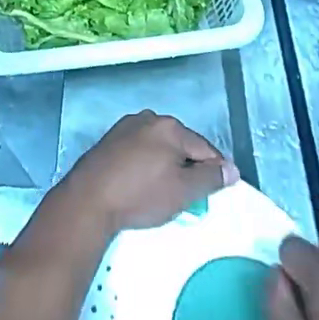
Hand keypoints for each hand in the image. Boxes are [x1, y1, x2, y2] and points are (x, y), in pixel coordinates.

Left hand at [56, 111, 238, 233]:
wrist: (87, 200)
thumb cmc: (140, 195)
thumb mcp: (183, 192)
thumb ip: (210, 179)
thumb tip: (231, 169)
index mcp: (170, 127)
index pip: (205, 149)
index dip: (214, 172)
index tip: (214, 193)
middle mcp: (149, 119)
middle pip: (182, 144)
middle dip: (188, 167)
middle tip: (187, 197)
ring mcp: (126, 127)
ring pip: (159, 147)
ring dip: (166, 165)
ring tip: (162, 193)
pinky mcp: (110, 140)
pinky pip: (139, 150)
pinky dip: (146, 164)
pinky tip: (140, 184)